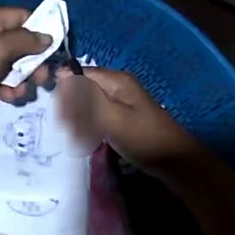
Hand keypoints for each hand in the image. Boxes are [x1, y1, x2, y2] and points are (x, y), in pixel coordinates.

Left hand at [0, 7, 49, 108]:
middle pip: (19, 42)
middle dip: (33, 60)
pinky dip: (5, 85)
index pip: (23, 16)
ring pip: (10, 62)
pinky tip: (7, 96)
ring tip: (21, 92)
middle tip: (43, 78)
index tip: (56, 49)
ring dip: (20, 77)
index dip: (41, 30)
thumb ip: (25, 41)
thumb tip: (47, 36)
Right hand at [53, 67, 200, 169]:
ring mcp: (119, 103)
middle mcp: (116, 87)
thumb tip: (61, 73)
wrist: (173, 162)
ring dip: (81, 122)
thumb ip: (86, 96)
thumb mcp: (112, 116)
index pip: (80, 74)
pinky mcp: (120, 119)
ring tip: (86, 138)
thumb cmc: (144, 137)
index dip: (67, 91)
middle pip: (82, 90)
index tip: (62, 114)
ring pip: (88, 106)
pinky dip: (91, 129)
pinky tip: (92, 141)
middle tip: (77, 130)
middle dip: (74, 110)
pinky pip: (97, 118)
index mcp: (116, 80)